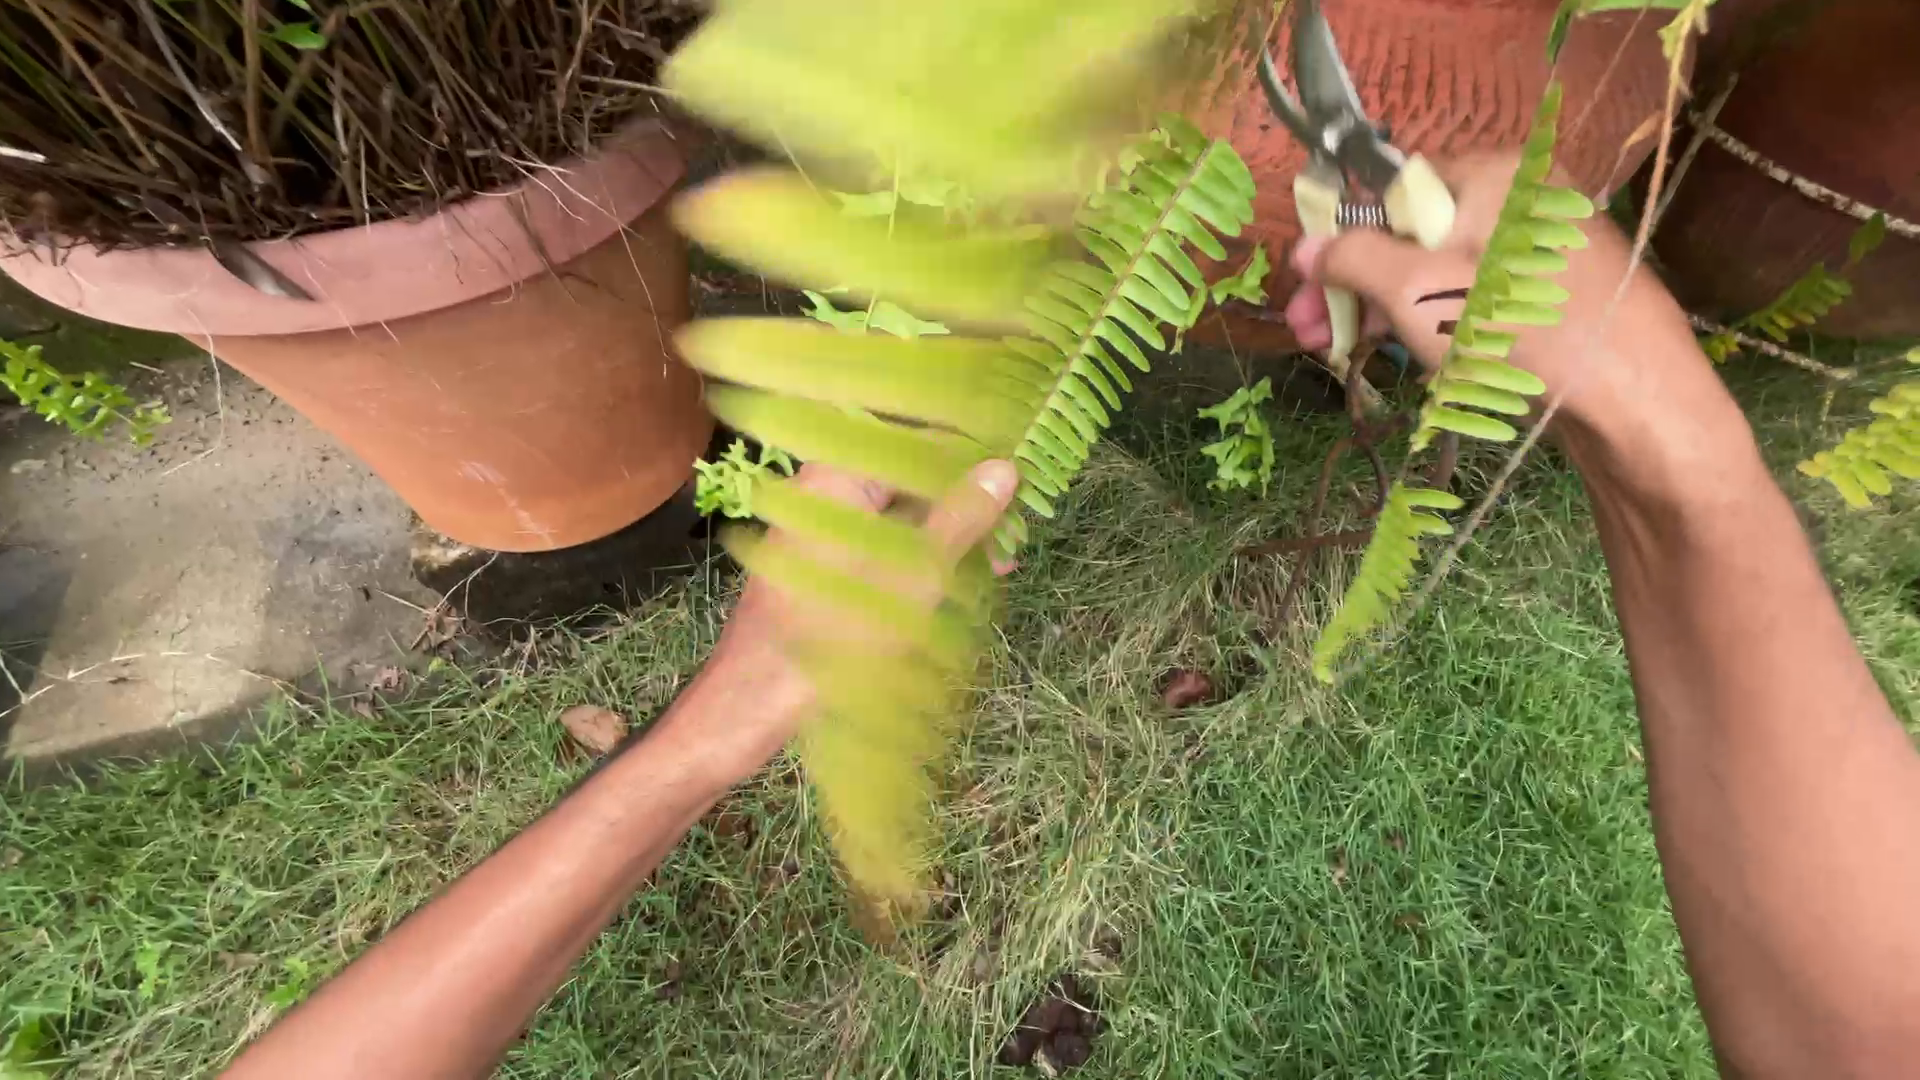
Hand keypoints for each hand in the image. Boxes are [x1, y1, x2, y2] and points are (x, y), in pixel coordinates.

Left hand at [690, 459, 1019, 767]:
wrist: (760, 698)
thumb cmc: (841, 632)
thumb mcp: (917, 573)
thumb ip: (961, 517)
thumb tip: (1004, 468)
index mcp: (839, 477)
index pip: (920, 443)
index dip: (973, 459)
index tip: (1018, 477)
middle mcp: (824, 491)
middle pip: (909, 480)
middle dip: (965, 503)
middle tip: (1013, 528)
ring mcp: (819, 528)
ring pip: (898, 515)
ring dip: (947, 534)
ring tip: (998, 560)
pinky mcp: (820, 562)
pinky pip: (880, 543)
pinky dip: (917, 555)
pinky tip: (957, 576)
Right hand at [1281, 153, 1746, 472]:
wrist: (1629, 395)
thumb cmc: (1514, 329)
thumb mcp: (1415, 291)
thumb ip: (1352, 259)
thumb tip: (1303, 247)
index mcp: (1490, 177)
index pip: (1387, 197)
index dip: (1337, 247)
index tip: (1305, 297)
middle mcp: (1515, 199)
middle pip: (1405, 238)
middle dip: (1349, 289)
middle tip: (1309, 336)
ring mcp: (1532, 246)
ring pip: (1432, 271)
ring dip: (1379, 310)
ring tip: (1343, 352)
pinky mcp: (1543, 289)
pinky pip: (1466, 294)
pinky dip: (1425, 321)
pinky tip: (1403, 353)